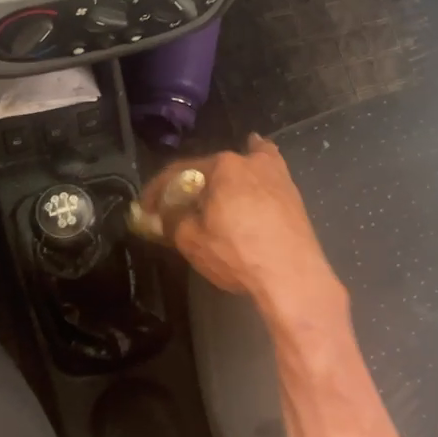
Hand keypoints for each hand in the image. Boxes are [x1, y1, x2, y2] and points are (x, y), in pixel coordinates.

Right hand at [141, 135, 341, 315]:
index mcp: (221, 167)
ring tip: (212, 186)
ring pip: (242, 167)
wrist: (291, 275)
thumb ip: (173, 221)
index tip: (145, 208)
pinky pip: (268, 173)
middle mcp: (249, 162)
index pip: (178, 172)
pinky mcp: (292, 193)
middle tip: (178, 209)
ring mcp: (276, 175)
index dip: (157, 191)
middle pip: (210, 170)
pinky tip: (256, 160)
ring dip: (224, 177)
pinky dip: (257, 169)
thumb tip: (164, 215)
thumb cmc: (237, 254)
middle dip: (191, 187)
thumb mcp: (192, 240)